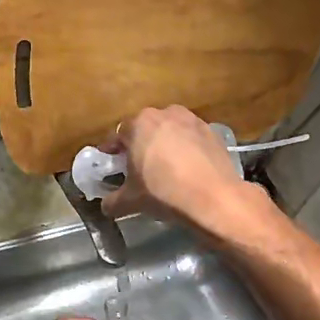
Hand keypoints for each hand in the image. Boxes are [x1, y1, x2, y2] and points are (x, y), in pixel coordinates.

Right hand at [99, 106, 269, 238]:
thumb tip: (106, 206)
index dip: (113, 151)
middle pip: (146, 129)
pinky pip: (191, 139)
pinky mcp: (213, 132)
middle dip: (141, 145)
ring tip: (166, 168)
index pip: (119, 135)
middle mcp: (165, 113)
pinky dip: (187, 150)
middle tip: (139, 168)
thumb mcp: (131, 201)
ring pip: (170, 131)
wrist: (213, 198)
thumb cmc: (163, 192)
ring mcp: (192, 120)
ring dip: (165, 145)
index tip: (112, 164)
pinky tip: (189, 170)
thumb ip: (113, 201)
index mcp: (139, 124)